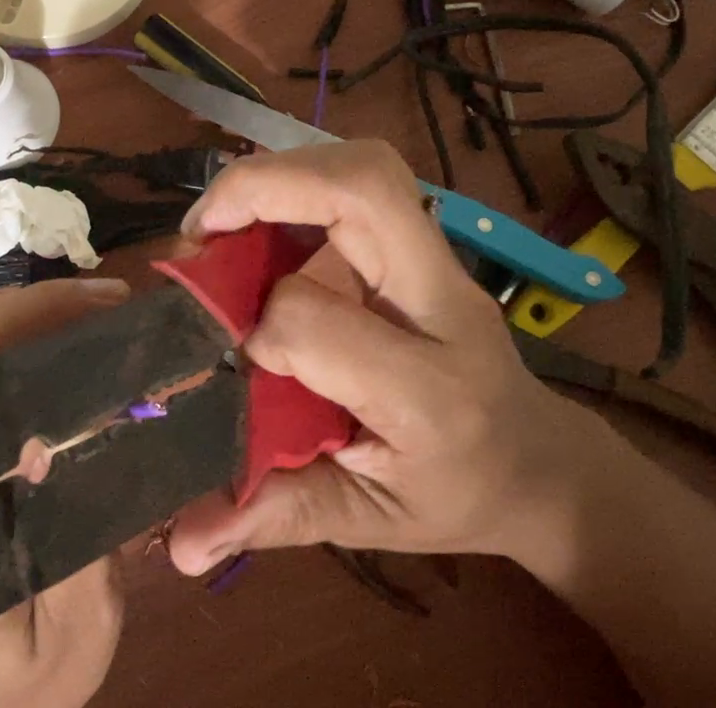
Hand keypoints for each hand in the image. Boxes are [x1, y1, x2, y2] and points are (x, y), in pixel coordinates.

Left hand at [0, 278, 130, 707]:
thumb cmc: (22, 688)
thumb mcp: (73, 634)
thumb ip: (73, 546)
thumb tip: (51, 438)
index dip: (15, 324)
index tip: (94, 308)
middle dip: (29, 306)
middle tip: (110, 302)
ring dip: (25, 321)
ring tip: (99, 316)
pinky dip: (20, 353)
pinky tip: (71, 354)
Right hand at [167, 140, 617, 575]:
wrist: (540, 461)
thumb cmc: (453, 494)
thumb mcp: (367, 519)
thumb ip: (274, 517)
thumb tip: (176, 546)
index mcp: (430, 393)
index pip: (320, 323)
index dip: (258, 329)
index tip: (236, 357)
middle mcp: (441, 306)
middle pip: (366, 191)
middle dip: (264, 186)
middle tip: (201, 230)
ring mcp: (440, 264)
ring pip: (367, 168)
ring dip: (279, 175)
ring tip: (220, 221)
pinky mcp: (424, 243)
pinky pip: (362, 181)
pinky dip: (297, 182)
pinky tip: (259, 219)